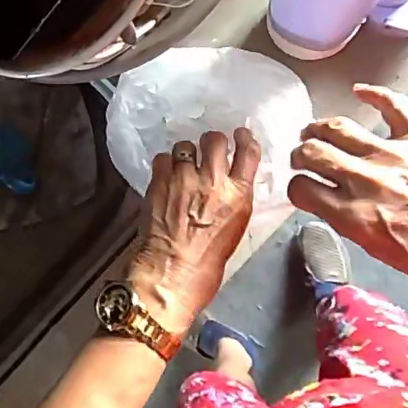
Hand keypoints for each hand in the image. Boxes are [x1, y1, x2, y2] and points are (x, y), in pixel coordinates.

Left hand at [130, 128, 260, 332]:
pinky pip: (162, 157)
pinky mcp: (160, 181)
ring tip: (181, 168)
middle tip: (206, 151)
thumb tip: (227, 183)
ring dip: (184, 154)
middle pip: (215, 139)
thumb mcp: (235, 228)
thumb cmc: (207, 261)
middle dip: (211, 142)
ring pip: (185, 146)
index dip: (244, 138)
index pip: (248, 152)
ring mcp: (184, 178)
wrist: (172, 272)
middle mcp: (213, 181)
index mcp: (238, 195)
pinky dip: (164, 164)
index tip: (239, 135)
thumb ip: (233, 199)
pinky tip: (165, 177)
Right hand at [287, 85, 407, 313]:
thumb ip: (348, 222)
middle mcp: (369, 181)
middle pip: (311, 152)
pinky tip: (360, 91)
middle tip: (302, 157)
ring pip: (338, 127)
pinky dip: (374, 94)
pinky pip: (393, 105)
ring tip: (316, 132)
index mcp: (355, 215)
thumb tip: (328, 201)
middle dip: (299, 155)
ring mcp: (396, 155)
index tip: (301, 188)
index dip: (296, 187)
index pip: (302, 188)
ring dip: (319, 128)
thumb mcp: (380, 253)